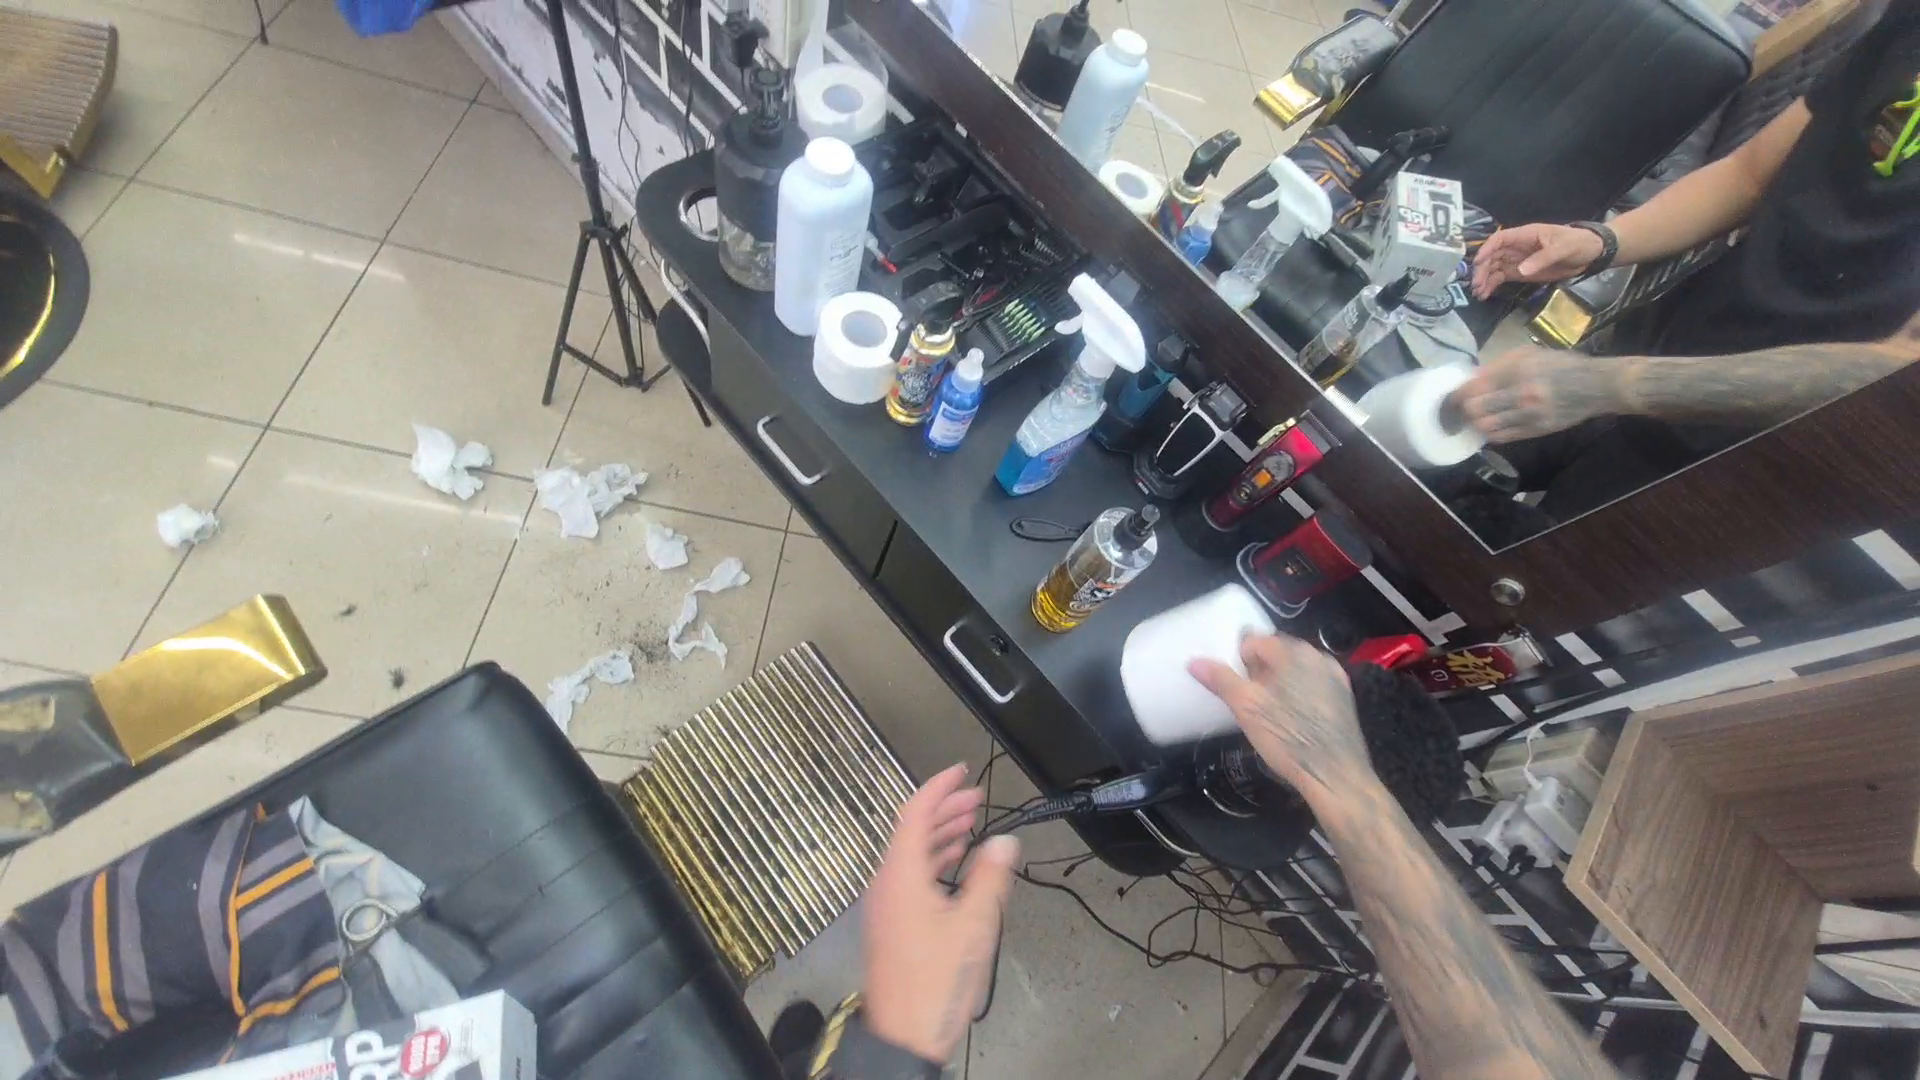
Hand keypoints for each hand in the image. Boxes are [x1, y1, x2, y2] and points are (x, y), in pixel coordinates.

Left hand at [862, 764, 1018, 1063]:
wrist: (901, 1039)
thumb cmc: (934, 983)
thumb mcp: (973, 927)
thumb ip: (990, 878)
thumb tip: (1005, 842)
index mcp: (901, 874)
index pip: (915, 812)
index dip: (938, 787)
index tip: (960, 772)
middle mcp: (887, 882)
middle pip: (913, 829)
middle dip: (945, 808)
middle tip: (975, 797)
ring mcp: (886, 903)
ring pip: (912, 852)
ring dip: (941, 834)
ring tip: (971, 823)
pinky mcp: (891, 922)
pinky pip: (910, 874)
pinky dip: (934, 859)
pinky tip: (955, 861)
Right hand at [1189, 634, 1367, 800]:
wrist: (1335, 777)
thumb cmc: (1287, 737)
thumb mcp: (1246, 708)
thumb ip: (1221, 680)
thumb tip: (1195, 662)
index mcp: (1295, 652)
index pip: (1254, 642)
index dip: (1238, 662)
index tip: (1235, 687)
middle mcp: (1318, 657)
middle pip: (1275, 654)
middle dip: (1258, 672)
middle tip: (1249, 701)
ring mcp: (1334, 678)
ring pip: (1293, 670)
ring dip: (1277, 683)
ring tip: (1268, 712)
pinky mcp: (1343, 699)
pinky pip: (1310, 685)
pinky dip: (1296, 694)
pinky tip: (1290, 718)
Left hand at [1454, 347, 1623, 441]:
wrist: (1601, 385)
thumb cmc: (1563, 366)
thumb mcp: (1532, 355)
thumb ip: (1500, 364)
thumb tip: (1471, 378)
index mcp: (1520, 369)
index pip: (1475, 385)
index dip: (1459, 393)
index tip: (1454, 396)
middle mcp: (1524, 391)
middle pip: (1475, 408)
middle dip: (1464, 409)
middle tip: (1463, 409)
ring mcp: (1531, 413)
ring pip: (1485, 425)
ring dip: (1475, 423)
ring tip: (1474, 419)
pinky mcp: (1538, 429)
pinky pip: (1502, 436)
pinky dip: (1490, 433)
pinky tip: (1489, 427)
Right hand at [1470, 224, 1604, 298]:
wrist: (1590, 254)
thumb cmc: (1578, 244)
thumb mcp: (1564, 248)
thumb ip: (1542, 258)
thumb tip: (1521, 270)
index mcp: (1526, 235)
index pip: (1499, 239)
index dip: (1486, 249)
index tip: (1478, 262)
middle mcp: (1516, 247)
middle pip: (1491, 256)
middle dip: (1482, 270)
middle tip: (1477, 284)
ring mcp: (1515, 260)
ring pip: (1492, 269)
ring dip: (1483, 280)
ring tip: (1479, 293)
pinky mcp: (1518, 272)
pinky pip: (1499, 279)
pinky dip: (1490, 286)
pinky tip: (1484, 295)